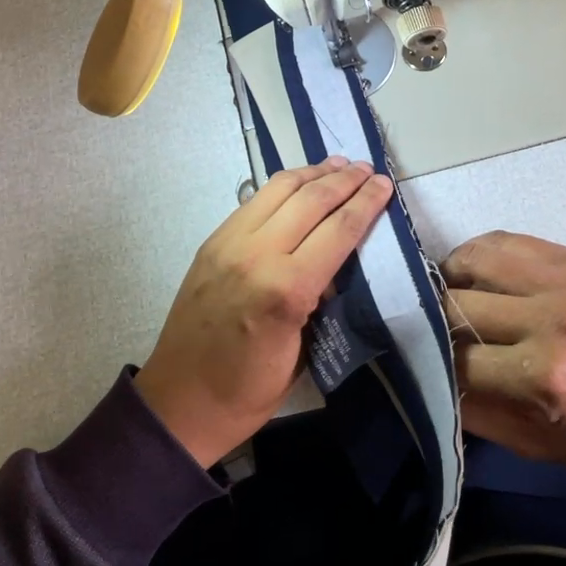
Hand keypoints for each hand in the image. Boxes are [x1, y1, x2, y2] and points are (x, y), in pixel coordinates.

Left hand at [135, 158, 394, 467]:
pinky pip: (252, 202)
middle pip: (310, 200)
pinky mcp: (212, 242)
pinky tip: (297, 185)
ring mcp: (229, 243)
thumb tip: (334, 263)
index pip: (338, 231)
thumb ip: (319, 299)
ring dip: (311, 173)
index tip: (385, 185)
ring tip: (337, 164)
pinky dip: (281, 188)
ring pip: (277, 190)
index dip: (366, 204)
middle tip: (367, 168)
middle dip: (343, 181)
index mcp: (285, 289)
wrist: (179, 401)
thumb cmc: (247, 393)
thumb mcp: (301, 352)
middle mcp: (256, 253)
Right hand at [441, 232, 565, 483]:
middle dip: (438, 324)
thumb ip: (476, 412)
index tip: (431, 366)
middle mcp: (550, 321)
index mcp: (543, 376)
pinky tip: (477, 273)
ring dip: (451, 281)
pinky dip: (479, 255)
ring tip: (452, 295)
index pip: (456, 358)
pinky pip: (505, 240)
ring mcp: (563, 281)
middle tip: (438, 333)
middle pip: (457, 306)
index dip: (437, 365)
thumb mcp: (539, 446)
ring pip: (472, 261)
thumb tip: (431, 377)